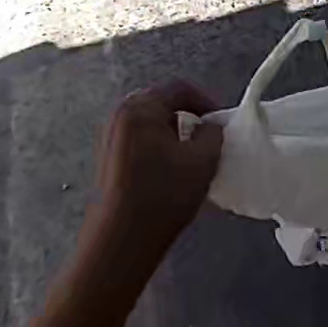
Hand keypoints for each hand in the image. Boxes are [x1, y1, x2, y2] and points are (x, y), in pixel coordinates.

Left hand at [88, 81, 224, 267]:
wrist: (122, 237)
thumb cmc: (164, 194)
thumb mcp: (202, 162)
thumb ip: (212, 135)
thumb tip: (208, 127)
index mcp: (140, 107)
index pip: (179, 89)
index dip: (206, 102)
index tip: (220, 125)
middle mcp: (120, 115)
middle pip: (161, 104)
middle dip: (188, 119)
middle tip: (206, 141)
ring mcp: (109, 136)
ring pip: (150, 124)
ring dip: (173, 136)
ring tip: (190, 160)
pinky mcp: (107, 158)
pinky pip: (138, 141)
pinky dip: (157, 149)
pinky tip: (169, 174)